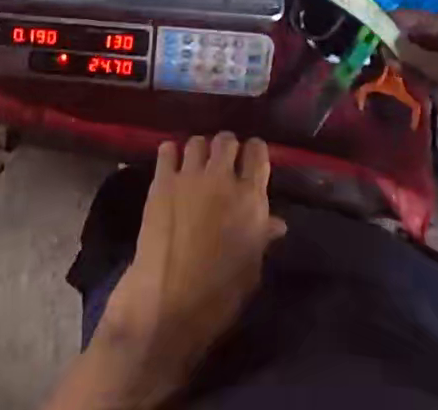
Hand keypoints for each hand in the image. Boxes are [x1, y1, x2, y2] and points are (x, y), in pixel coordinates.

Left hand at [95, 135, 286, 386]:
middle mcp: (222, 178)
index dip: (255, 151)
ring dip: (200, 149)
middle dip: (226, 146)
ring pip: (197, 141)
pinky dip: (171, 153)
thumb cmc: (220, 292)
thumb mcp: (251, 268)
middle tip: (223, 159)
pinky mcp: (162, 180)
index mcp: (251, 199)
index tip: (251, 155)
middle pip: (226, 140)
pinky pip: (167, 150)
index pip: (258, 154)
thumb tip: (275, 223)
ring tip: (196, 162)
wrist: (171, 296)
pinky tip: (171, 164)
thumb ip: (261, 237)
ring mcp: (190, 175)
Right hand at [391, 10, 437, 187]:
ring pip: (423, 59)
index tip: (387, 18)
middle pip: (430, 40)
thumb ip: (434, 61)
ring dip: (403, 54)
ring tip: (382, 54)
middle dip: (405, 35)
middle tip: (378, 36)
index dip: (415, 19)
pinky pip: (422, 80)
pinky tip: (393, 70)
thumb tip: (397, 43)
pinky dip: (407, 73)